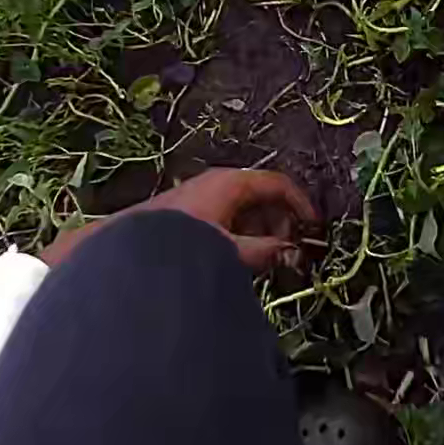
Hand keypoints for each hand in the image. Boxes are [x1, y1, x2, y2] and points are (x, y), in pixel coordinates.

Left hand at [42, 169, 318, 270]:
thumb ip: (264, 251)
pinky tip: (240, 260)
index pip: (278, 183)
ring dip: (262, 231)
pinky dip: (242, 234)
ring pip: (246, 208)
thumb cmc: (182, 242)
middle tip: (291, 251)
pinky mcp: (191, 211)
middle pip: (263, 195)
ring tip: (268, 262)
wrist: (127, 249)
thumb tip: (291, 253)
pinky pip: (229, 217)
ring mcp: (204, 195)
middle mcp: (220, 183)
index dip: (301, 204)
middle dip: (282, 222)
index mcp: (232, 182)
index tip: (316, 229)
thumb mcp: (229, 250)